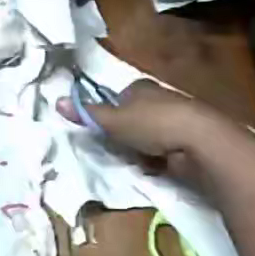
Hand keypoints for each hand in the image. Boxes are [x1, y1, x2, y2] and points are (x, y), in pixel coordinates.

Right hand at [58, 80, 225, 179]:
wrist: (197, 141)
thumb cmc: (151, 123)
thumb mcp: (113, 120)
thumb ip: (87, 114)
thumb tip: (57, 101)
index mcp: (141, 87)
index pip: (120, 96)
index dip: (110, 112)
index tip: (103, 129)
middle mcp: (159, 99)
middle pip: (134, 117)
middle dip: (125, 135)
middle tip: (116, 149)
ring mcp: (175, 120)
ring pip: (148, 136)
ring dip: (140, 150)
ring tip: (135, 161)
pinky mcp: (186, 142)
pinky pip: (162, 152)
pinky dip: (156, 160)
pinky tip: (153, 168)